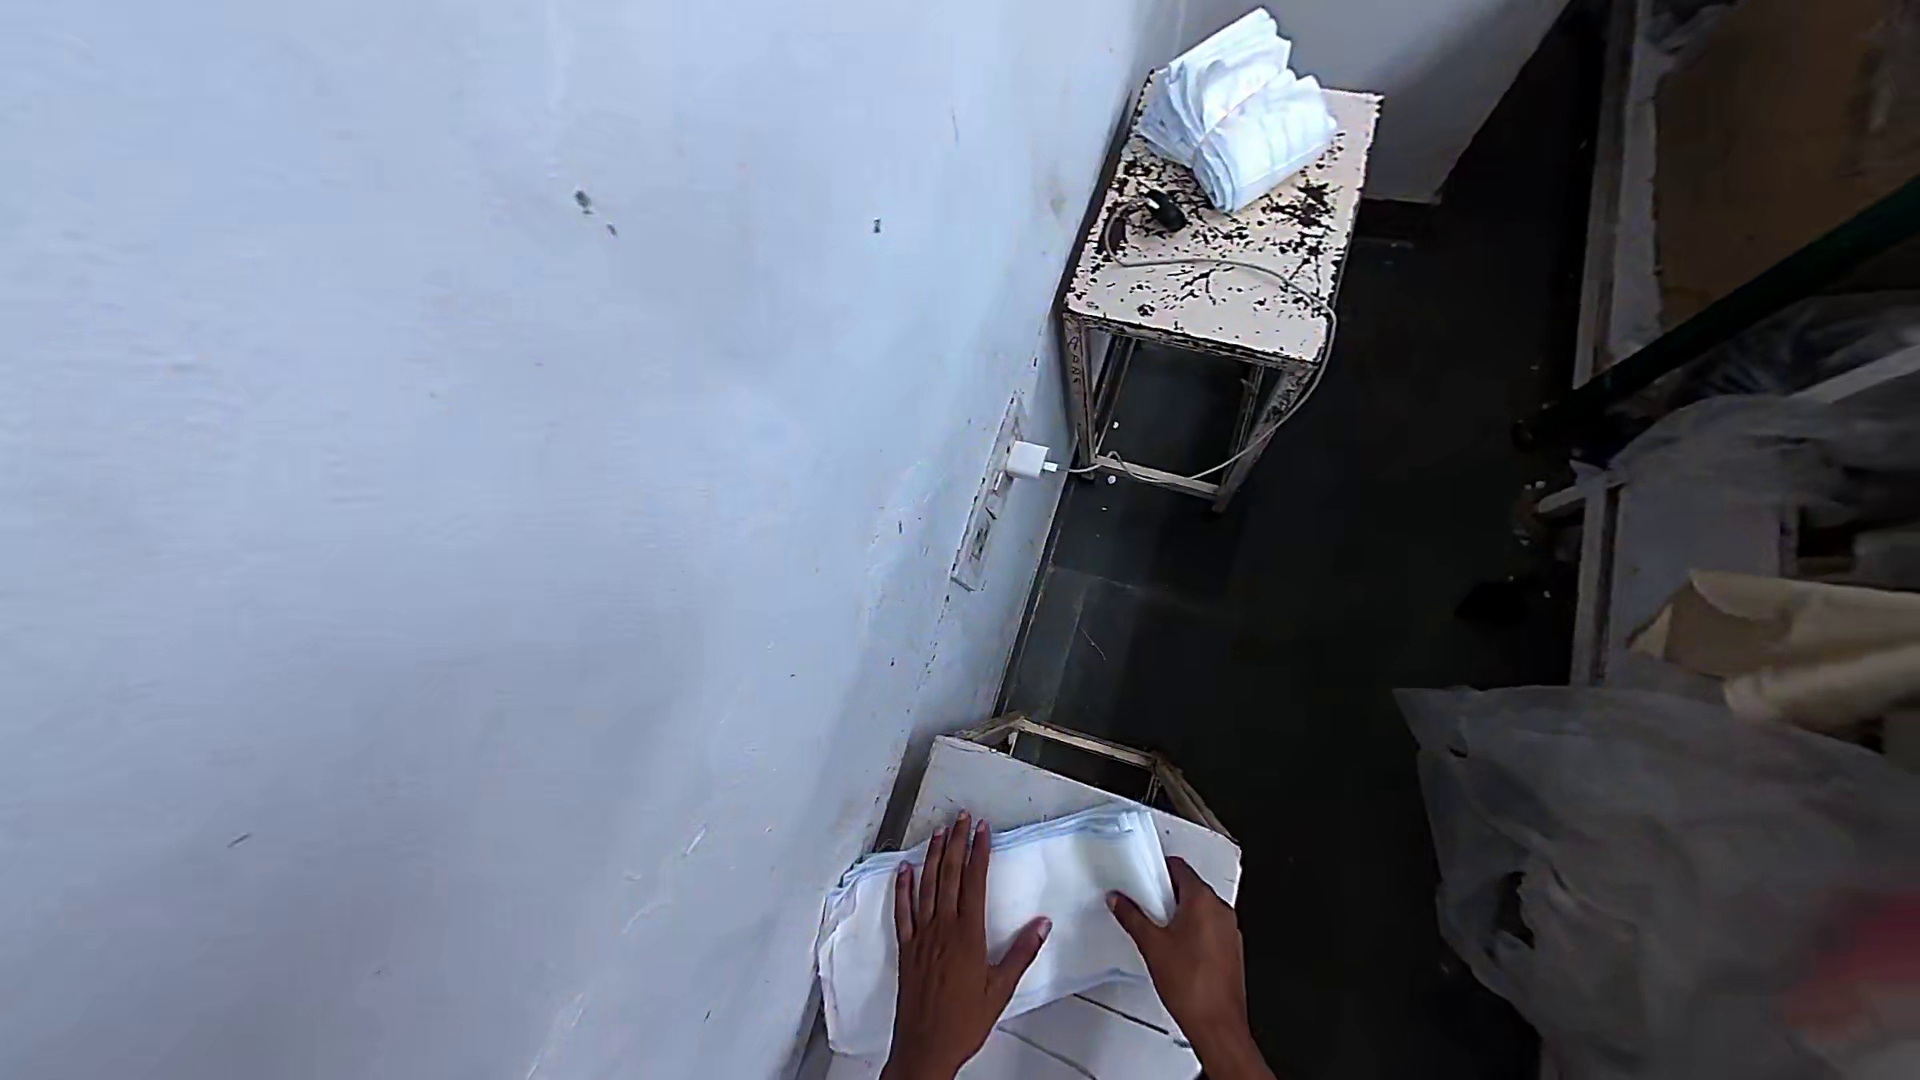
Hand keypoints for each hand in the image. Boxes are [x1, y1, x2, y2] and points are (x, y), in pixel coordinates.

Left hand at [882, 812, 1050, 1079]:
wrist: (926, 1048)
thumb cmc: (964, 1021)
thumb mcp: (1001, 990)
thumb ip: (1022, 953)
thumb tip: (1042, 924)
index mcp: (968, 933)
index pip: (975, 881)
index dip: (979, 851)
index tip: (983, 829)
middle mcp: (943, 927)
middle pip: (951, 874)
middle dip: (958, 842)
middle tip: (962, 818)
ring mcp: (922, 934)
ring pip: (927, 885)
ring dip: (934, 855)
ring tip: (940, 832)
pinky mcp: (906, 945)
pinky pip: (903, 910)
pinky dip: (903, 887)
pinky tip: (905, 868)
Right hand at [1110, 857, 1274, 1079]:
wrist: (1217, 1028)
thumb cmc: (1193, 989)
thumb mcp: (1151, 944)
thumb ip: (1131, 916)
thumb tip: (1118, 901)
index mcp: (1203, 901)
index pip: (1179, 867)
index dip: (1158, 869)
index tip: (1145, 876)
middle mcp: (1220, 911)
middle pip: (1189, 885)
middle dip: (1167, 893)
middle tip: (1147, 904)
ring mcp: (1229, 931)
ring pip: (1201, 907)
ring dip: (1180, 911)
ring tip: (1160, 928)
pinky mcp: (1232, 949)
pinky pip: (1210, 926)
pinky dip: (1194, 928)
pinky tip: (1177, 947)